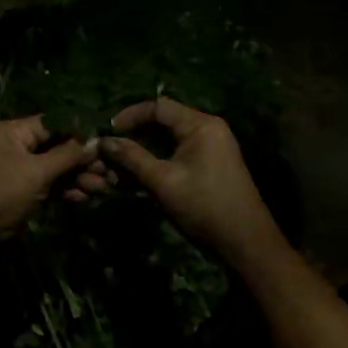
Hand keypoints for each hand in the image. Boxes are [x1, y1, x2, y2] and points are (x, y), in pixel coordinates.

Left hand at [0, 116, 97, 255]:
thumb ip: (68, 155)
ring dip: (79, 177)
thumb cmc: (1, 194)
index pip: (53, 123)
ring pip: (56, 167)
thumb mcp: (36, 172)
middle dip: (83, 160)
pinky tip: (85, 197)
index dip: (80, 132)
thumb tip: (95, 141)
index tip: (106, 141)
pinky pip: (50, 184)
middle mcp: (16, 145)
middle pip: (57, 146)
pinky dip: (66, 189)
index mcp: (12, 131)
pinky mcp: (24, 190)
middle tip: (108, 171)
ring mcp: (20, 169)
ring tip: (102, 187)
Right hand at [98, 97, 283, 264]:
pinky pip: (177, 153)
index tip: (108, 132)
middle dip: (134, 135)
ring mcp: (210, 147)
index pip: (158, 107)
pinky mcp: (209, 164)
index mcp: (200, 125)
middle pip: (162, 122)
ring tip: (119, 167)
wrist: (244, 241)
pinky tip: (138, 176)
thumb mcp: (162, 181)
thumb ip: (131, 158)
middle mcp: (207, 129)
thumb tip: (103, 142)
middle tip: (111, 151)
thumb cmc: (203, 206)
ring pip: (168, 139)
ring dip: (143, 150)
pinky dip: (157, 160)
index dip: (130, 115)